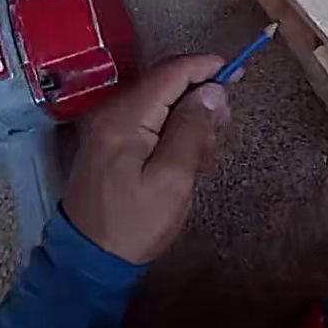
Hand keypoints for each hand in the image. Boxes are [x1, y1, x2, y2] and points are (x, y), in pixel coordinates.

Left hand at [62, 54, 228, 263]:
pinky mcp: (113, 140)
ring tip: (202, 155)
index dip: (207, 66)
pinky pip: (153, 119)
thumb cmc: (135, 222)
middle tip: (220, 129)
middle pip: (168, 82)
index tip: (238, 73)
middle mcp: (113, 111)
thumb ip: (193, 128)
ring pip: (164, 101)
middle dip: (201, 97)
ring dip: (191, 118)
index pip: (172, 72)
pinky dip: (175, 130)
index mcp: (125, 117)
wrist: (89, 261)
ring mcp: (111, 125)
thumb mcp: (173, 177)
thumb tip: (213, 89)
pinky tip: (186, 158)